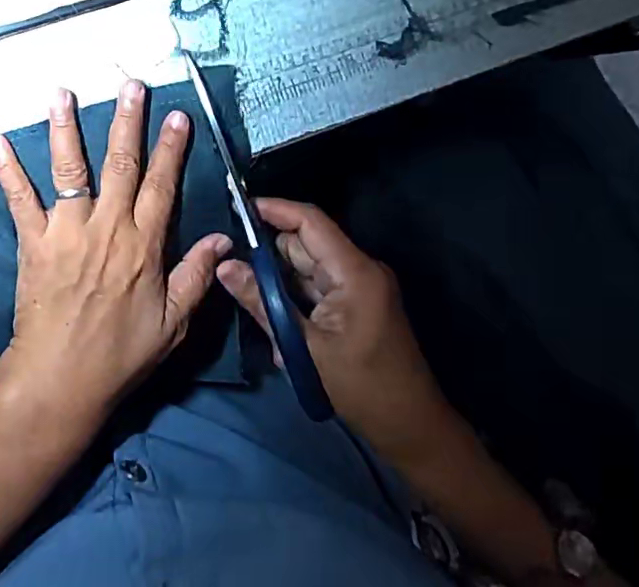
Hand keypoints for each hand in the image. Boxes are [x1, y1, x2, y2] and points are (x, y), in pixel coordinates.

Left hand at [0, 82, 233, 431]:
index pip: (161, 185)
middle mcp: (106, 227)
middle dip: (126, 120)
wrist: (63, 376)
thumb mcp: (174, 323)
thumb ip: (197, 277)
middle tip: (129, 83)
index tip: (175, 115)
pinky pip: (18, 198)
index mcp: (144, 244)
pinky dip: (6, 168)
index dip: (170, 148)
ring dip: (66, 128)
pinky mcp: (32, 240)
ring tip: (62, 93)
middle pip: (120, 163)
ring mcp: (66, 230)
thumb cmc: (121, 353)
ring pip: (70, 169)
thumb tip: (221, 238)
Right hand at [218, 198, 457, 463]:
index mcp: (354, 272)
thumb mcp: (304, 347)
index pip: (309, 221)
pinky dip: (291, 297)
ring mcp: (359, 286)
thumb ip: (261, 302)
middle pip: (302, 243)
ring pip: (303, 265)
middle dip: (266, 255)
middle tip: (233, 272)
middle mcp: (359, 270)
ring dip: (277, 282)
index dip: (272, 208)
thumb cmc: (363, 388)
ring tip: (256, 308)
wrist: (414, 430)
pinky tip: (277, 324)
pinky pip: (313, 285)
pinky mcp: (355, 302)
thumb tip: (223, 266)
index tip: (235, 208)